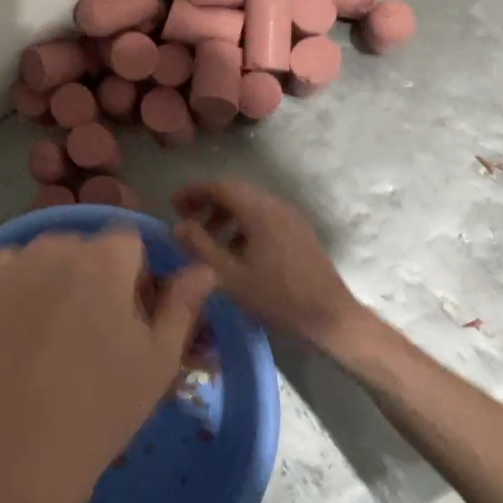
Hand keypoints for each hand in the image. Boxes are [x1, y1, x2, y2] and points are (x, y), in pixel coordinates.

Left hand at [0, 230, 214, 502]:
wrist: (12, 453)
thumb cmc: (99, 410)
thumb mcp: (157, 362)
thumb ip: (181, 306)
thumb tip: (202, 268)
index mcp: (104, 259)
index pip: (127, 242)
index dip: (132, 276)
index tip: (126, 317)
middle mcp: (50, 247)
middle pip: (77, 248)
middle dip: (86, 276)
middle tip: (83, 334)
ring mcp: (1, 265)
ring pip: (33, 260)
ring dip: (42, 283)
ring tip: (38, 341)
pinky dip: (0, 297)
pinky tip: (2, 339)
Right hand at [172, 181, 365, 345]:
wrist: (330, 316)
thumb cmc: (277, 297)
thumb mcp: (229, 276)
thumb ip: (200, 247)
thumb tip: (178, 225)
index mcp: (260, 212)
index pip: (221, 186)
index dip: (194, 192)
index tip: (173, 206)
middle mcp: (277, 207)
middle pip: (236, 192)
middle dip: (208, 203)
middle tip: (185, 221)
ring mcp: (292, 219)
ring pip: (251, 206)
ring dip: (225, 216)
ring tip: (207, 240)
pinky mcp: (299, 233)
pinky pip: (265, 218)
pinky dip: (243, 225)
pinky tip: (235, 252)